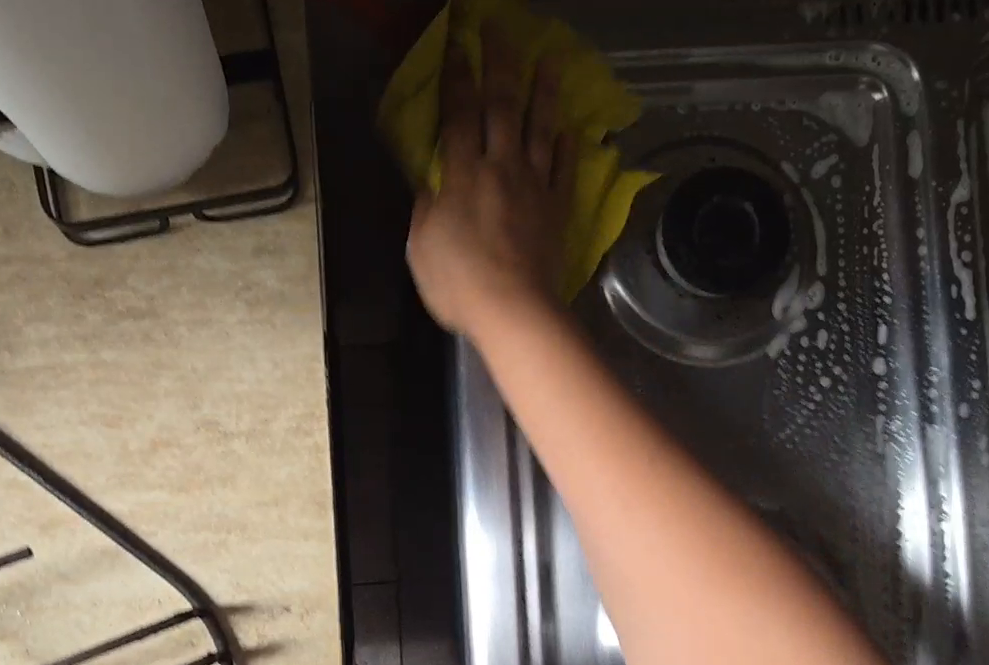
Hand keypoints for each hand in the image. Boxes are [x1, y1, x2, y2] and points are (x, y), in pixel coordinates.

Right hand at [407, 24, 575, 337]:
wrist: (513, 310)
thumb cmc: (459, 284)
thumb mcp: (421, 248)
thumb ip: (426, 211)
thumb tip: (431, 185)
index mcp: (462, 176)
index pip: (458, 116)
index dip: (456, 78)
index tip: (456, 46)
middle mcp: (500, 169)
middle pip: (501, 107)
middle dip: (499, 64)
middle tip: (500, 29)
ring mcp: (533, 187)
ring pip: (539, 129)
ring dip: (543, 92)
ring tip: (548, 61)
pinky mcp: (556, 209)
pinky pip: (562, 170)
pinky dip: (565, 148)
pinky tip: (566, 130)